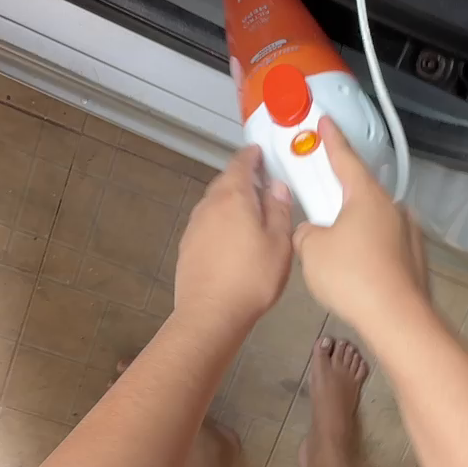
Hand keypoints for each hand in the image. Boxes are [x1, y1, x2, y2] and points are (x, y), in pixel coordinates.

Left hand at [172, 146, 294, 331]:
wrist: (211, 314)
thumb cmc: (252, 278)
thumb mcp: (279, 243)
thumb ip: (279, 210)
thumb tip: (277, 187)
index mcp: (234, 197)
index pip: (241, 164)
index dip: (251, 156)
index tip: (259, 152)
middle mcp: (209, 205)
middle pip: (225, 182)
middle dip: (242, 178)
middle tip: (261, 183)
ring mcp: (194, 226)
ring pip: (214, 204)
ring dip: (231, 202)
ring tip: (249, 213)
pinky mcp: (188, 247)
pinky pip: (207, 224)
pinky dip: (221, 222)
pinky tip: (232, 239)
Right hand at [293, 118, 431, 338]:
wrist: (397, 318)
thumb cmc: (351, 276)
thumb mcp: (312, 251)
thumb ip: (306, 233)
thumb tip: (313, 232)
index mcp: (366, 196)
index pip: (345, 159)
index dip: (331, 140)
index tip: (325, 122)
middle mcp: (393, 208)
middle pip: (360, 193)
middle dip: (340, 196)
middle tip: (321, 200)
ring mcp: (409, 234)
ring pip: (374, 222)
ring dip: (356, 227)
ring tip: (338, 249)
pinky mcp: (415, 259)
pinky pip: (385, 246)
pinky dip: (370, 251)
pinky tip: (358, 271)